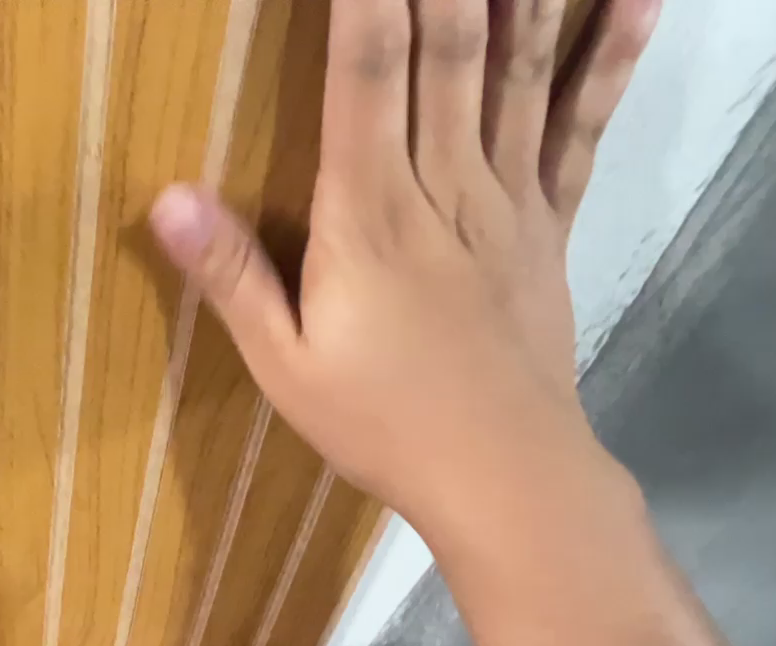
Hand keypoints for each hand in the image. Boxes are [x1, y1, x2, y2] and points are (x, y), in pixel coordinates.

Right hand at [149, 0, 658, 525]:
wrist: (500, 471)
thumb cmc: (379, 424)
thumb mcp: (283, 365)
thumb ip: (234, 278)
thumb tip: (168, 198)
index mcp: (369, 215)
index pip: (363, 67)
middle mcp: (444, 182)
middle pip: (446, 38)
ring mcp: (509, 198)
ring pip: (519, 60)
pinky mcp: (549, 225)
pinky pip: (581, 125)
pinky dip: (608, 52)